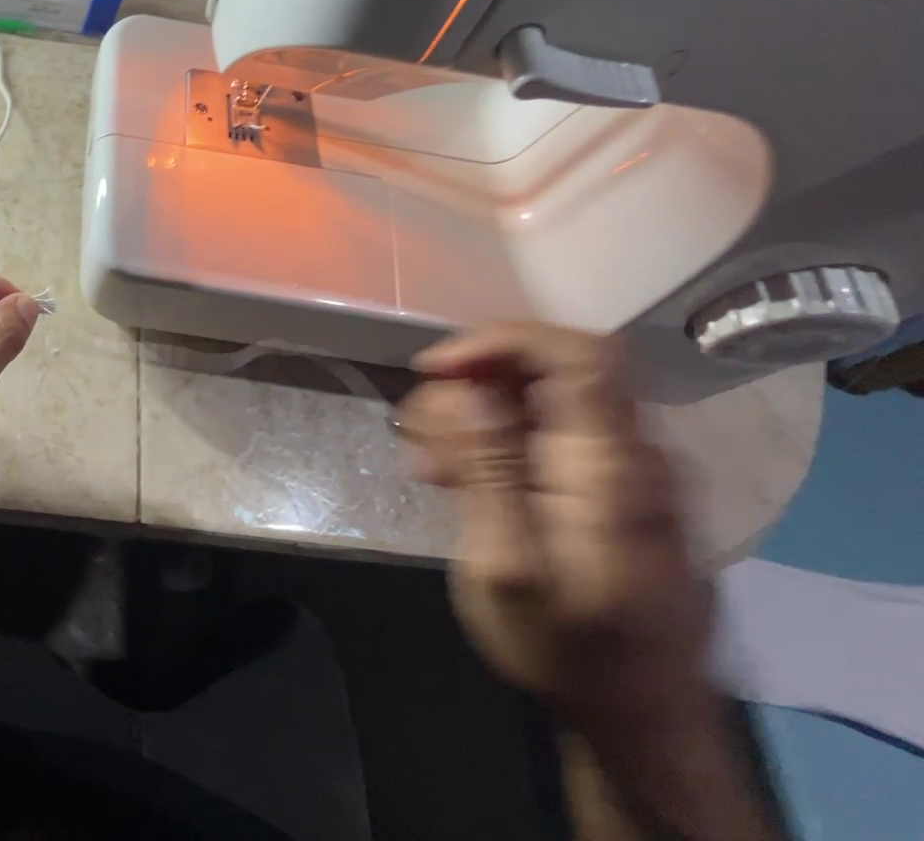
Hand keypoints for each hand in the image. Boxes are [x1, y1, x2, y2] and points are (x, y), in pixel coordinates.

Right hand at [399, 323, 713, 727]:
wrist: (639, 712)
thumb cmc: (565, 646)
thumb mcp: (506, 566)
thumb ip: (488, 472)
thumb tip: (462, 388)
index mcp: (611, 468)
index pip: (576, 353)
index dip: (498, 341)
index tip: (432, 371)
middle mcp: (631, 454)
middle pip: (551, 368)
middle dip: (470, 384)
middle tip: (414, 434)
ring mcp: (626, 469)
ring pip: (544, 399)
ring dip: (473, 415)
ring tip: (427, 465)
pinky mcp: (612, 487)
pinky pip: (550, 432)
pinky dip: (495, 439)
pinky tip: (457, 478)